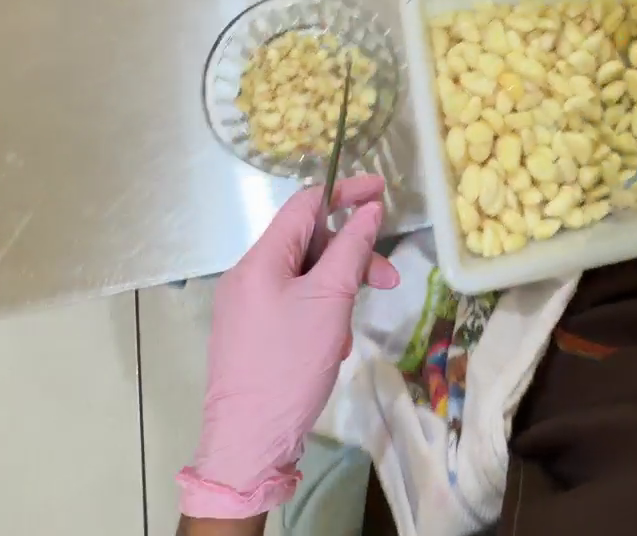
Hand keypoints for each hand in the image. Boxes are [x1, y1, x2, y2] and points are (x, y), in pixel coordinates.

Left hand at [176, 174, 400, 518]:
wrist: (247, 444)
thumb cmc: (289, 363)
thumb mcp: (330, 299)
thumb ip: (351, 248)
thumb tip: (369, 209)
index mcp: (261, 259)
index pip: (306, 204)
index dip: (345, 192)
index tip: (382, 191)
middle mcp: (248, 275)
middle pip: (309, 242)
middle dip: (351, 254)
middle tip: (389, 278)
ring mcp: (247, 306)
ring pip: (305, 276)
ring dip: (339, 289)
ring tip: (352, 328)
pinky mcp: (252, 333)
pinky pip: (294, 303)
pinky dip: (321, 312)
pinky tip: (333, 344)